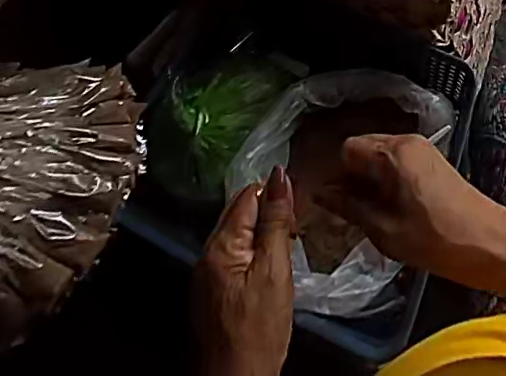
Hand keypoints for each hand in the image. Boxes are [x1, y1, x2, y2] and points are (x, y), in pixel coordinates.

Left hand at [193, 167, 294, 375]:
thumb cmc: (259, 330)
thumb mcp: (275, 271)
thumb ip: (277, 221)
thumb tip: (280, 175)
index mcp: (221, 244)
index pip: (248, 196)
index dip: (275, 194)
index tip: (299, 206)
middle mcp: (208, 252)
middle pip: (240, 212)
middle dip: (269, 212)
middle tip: (297, 227)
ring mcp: (207, 273)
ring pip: (239, 234)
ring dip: (263, 233)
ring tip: (289, 244)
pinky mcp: (212, 291)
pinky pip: (235, 256)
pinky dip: (254, 253)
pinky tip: (272, 266)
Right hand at [316, 134, 505, 289]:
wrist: (489, 242)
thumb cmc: (435, 239)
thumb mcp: (385, 230)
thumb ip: (350, 207)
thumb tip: (321, 194)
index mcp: (394, 151)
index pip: (348, 148)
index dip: (337, 174)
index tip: (335, 203)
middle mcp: (406, 139)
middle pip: (364, 147)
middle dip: (352, 175)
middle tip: (350, 211)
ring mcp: (421, 147)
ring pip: (380, 154)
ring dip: (370, 178)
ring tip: (371, 213)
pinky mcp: (431, 158)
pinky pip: (397, 159)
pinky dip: (387, 178)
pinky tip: (391, 207)